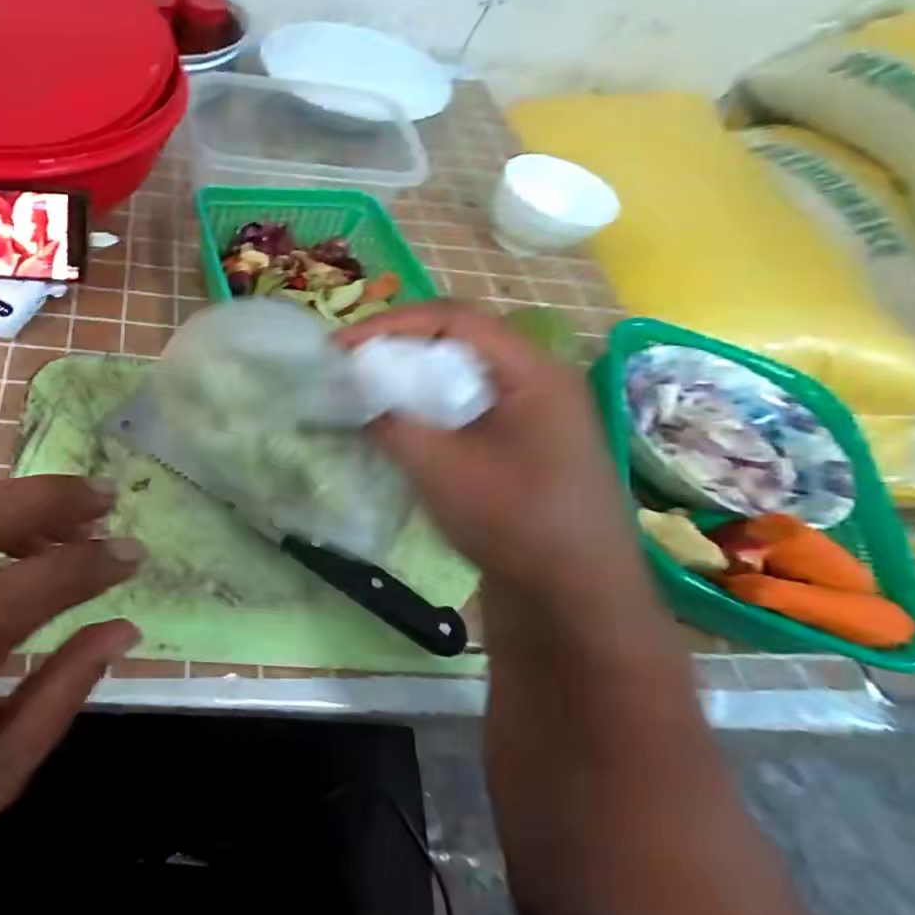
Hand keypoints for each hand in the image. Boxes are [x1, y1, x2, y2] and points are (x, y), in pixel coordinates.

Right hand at [334, 300, 638, 595]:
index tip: (340, 347)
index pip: (455, 319)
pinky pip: (466, 403)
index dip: (391, 323)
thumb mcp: (440, 468)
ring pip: (461, 372)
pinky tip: (398, 425)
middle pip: (459, 339)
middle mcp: (538, 381)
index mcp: (532, 373)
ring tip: (364, 389)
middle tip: (348, 362)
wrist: (575, 596)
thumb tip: (352, 396)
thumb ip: (391, 424)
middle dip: (397, 344)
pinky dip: (425, 402)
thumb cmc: (514, 521)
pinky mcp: (521, 442)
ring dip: (410, 375)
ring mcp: (533, 413)